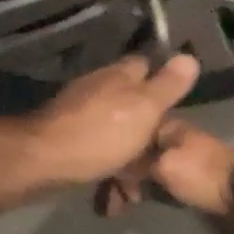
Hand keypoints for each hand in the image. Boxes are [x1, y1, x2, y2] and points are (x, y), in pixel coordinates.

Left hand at [28, 54, 198, 185]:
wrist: (43, 161)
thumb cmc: (101, 133)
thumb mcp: (145, 108)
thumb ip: (168, 85)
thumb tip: (189, 56)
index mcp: (119, 74)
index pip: (146, 64)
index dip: (163, 79)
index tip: (178, 102)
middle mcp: (98, 84)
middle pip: (130, 95)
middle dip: (145, 118)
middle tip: (161, 146)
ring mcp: (78, 109)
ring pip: (113, 122)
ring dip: (127, 143)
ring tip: (140, 172)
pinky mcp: (65, 133)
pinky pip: (97, 141)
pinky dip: (108, 156)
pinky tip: (115, 176)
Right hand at [98, 117, 233, 216]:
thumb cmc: (203, 174)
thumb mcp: (165, 166)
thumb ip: (139, 162)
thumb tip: (116, 162)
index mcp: (164, 125)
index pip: (127, 131)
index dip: (111, 152)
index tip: (98, 173)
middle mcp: (170, 135)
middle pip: (134, 150)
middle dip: (118, 173)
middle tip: (109, 200)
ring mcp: (180, 153)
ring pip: (144, 166)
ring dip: (130, 184)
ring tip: (118, 206)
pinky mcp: (188, 172)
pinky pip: (156, 177)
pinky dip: (144, 189)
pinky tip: (136, 201)